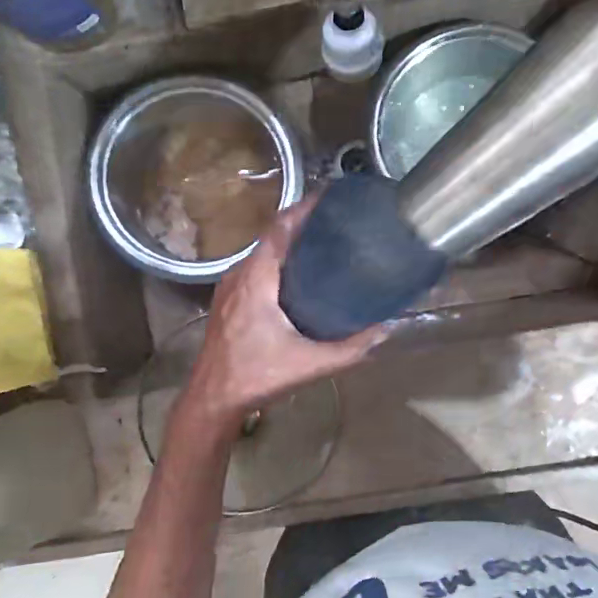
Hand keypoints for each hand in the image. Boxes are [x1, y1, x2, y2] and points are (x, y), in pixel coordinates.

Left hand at [179, 199, 385, 432]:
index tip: (328, 197)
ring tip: (321, 242)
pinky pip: (254, 267)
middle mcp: (239, 275)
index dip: (302, 208)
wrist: (212, 399)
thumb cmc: (257, 376)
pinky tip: (297, 274)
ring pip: (261, 253)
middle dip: (300, 223)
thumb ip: (350, 348)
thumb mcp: (309, 364)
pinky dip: (276, 260)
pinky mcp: (227, 301)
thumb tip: (385, 330)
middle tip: (335, 221)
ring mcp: (229, 287)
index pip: (279, 229)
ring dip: (287, 243)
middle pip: (271, 236)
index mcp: (256, 279)